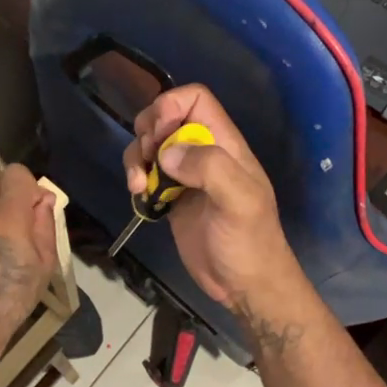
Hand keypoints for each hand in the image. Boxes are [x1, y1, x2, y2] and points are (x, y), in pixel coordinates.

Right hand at [122, 85, 301, 307]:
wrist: (244, 286)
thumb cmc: (249, 242)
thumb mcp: (240, 202)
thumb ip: (210, 169)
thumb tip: (168, 155)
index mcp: (225, 144)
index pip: (195, 99)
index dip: (170, 106)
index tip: (159, 135)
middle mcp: (204, 153)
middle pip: (165, 118)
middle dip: (147, 132)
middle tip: (148, 159)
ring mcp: (186, 176)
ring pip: (150, 146)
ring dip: (136, 158)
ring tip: (138, 186)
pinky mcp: (171, 198)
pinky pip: (146, 174)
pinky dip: (136, 179)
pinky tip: (140, 198)